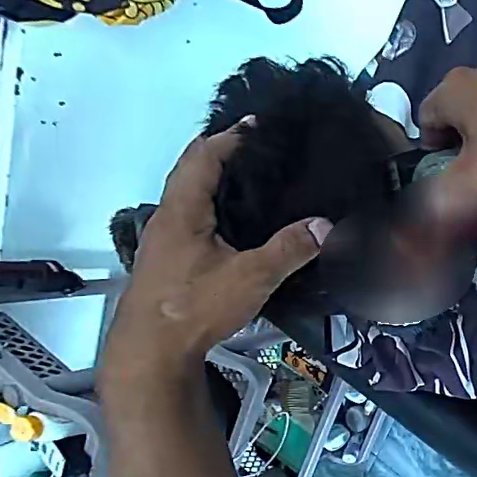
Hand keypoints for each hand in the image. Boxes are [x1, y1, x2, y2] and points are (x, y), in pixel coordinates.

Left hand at [100, 120, 329, 394]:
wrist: (151, 351)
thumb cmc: (194, 306)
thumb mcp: (251, 276)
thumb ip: (290, 249)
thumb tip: (325, 224)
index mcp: (182, 210)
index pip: (203, 157)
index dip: (230, 137)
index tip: (258, 124)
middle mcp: (167, 217)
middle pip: (191, 170)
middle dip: (222, 152)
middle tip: (259, 147)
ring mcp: (164, 239)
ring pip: (190, 195)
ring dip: (216, 180)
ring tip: (253, 178)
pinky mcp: (168, 259)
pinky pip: (192, 216)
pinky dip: (214, 205)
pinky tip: (236, 221)